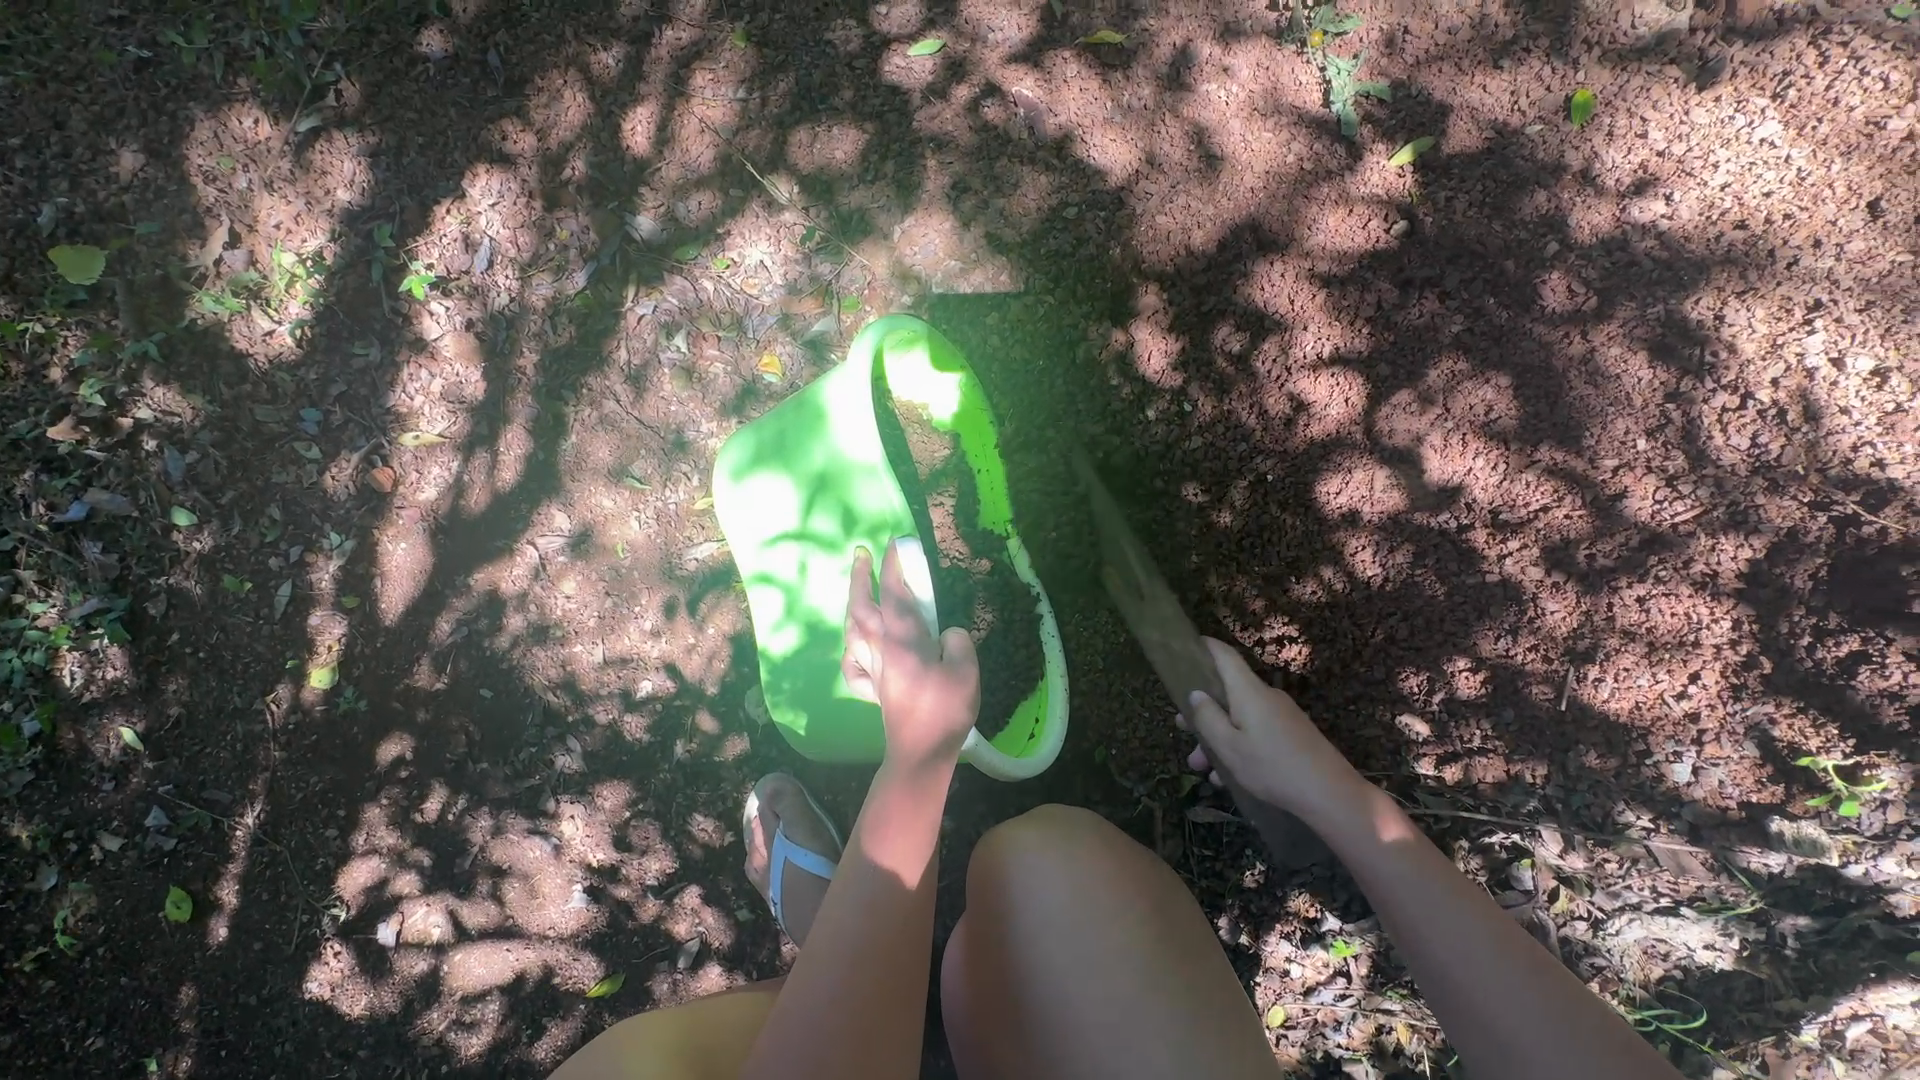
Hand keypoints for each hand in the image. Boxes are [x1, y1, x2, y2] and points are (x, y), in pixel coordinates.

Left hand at [843, 540, 979, 769]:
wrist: (920, 752)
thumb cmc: (944, 709)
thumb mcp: (966, 670)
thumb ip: (958, 643)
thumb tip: (948, 633)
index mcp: (902, 638)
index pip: (895, 592)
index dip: (895, 564)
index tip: (895, 542)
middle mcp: (880, 648)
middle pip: (862, 605)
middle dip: (860, 577)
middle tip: (861, 555)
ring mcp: (872, 669)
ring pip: (852, 630)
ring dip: (852, 605)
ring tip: (857, 593)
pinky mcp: (871, 689)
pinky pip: (852, 665)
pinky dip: (850, 650)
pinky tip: (855, 648)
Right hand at [1179, 638, 1368, 821]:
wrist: (1331, 795)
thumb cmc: (1272, 767)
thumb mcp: (1230, 747)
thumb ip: (1208, 718)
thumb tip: (1196, 693)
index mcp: (1249, 692)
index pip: (1225, 656)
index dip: (1204, 647)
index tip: (1184, 648)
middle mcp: (1266, 697)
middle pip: (1228, 693)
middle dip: (1202, 711)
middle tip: (1181, 728)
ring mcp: (1282, 717)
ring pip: (1240, 720)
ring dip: (1218, 739)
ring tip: (1202, 769)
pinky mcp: (1292, 736)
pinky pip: (1256, 734)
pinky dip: (1239, 749)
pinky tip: (1227, 778)